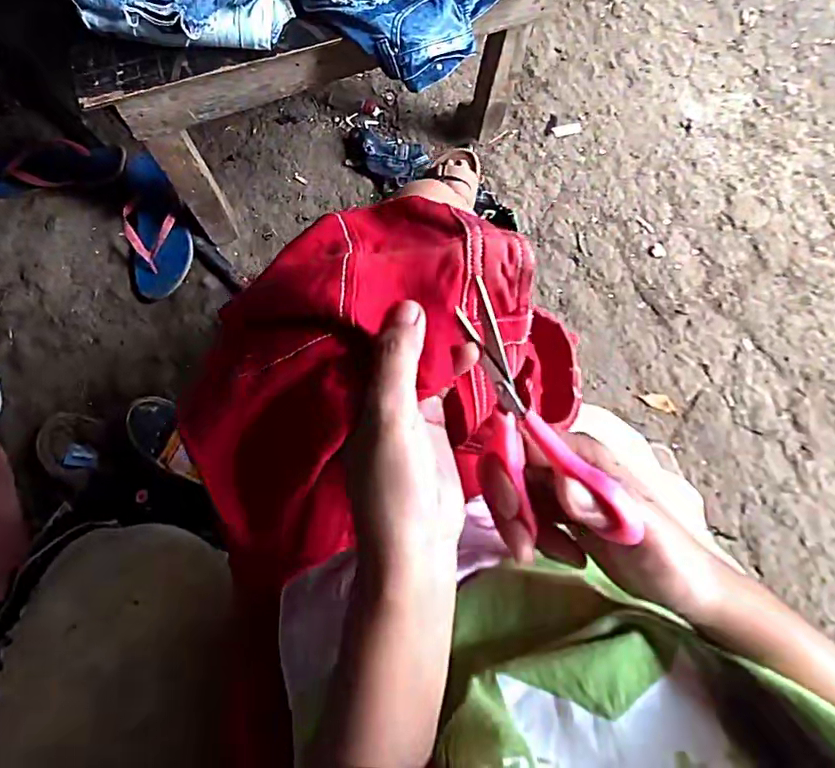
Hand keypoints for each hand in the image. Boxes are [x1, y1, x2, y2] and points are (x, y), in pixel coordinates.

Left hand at [346, 300, 479, 581]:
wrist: (419, 548)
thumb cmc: (394, 483)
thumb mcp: (390, 417)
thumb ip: (398, 363)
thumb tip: (408, 306)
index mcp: (360, 397)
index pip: (372, 346)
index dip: (389, 317)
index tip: (413, 284)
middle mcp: (381, 402)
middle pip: (400, 355)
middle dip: (420, 330)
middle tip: (447, 300)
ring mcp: (409, 418)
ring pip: (425, 372)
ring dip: (442, 351)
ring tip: (466, 327)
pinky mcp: (435, 432)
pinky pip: (446, 393)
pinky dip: (458, 376)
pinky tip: (474, 359)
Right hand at [482, 430, 753, 623]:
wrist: (690, 590)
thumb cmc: (673, 558)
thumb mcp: (644, 534)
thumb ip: (603, 505)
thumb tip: (561, 482)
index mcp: (585, 454)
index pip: (524, 436)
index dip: (506, 465)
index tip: (513, 509)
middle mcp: (570, 462)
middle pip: (511, 462)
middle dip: (507, 502)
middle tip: (524, 544)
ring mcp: (565, 487)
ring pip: (515, 489)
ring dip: (517, 525)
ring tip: (540, 556)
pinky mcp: (563, 511)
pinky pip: (528, 513)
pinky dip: (533, 537)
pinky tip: (567, 556)